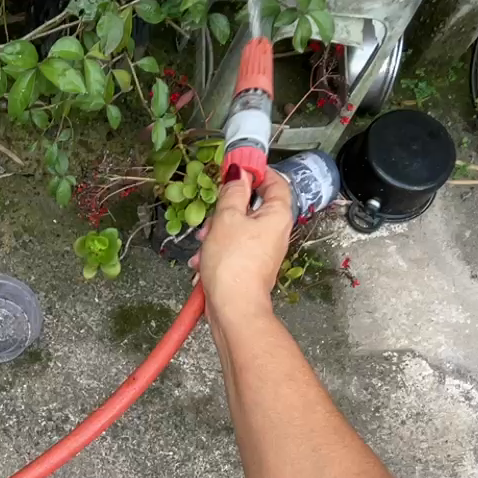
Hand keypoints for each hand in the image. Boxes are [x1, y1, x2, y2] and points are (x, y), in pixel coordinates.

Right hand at [194, 173, 291, 324]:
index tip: (238, 169)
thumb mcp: (226, 219)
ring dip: (214, 235)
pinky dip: (215, 253)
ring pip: (236, 231)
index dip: (256, 173)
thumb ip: (232, 193)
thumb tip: (238, 174)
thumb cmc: (233, 265)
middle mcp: (274, 233)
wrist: (233, 307)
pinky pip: (231, 251)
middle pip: (250, 208)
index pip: (275, 182)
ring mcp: (262, 252)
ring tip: (202, 247)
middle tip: (211, 218)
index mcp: (277, 215)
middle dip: (225, 212)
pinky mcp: (248, 268)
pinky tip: (201, 263)